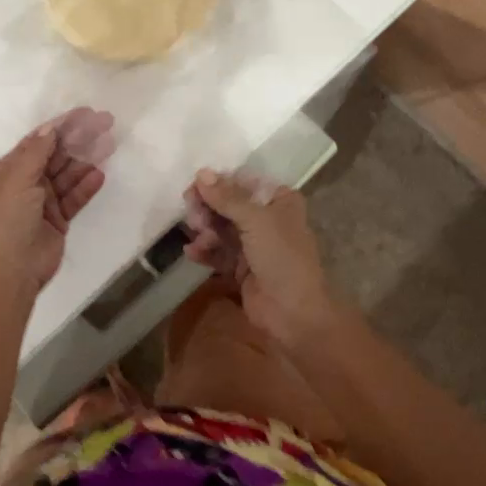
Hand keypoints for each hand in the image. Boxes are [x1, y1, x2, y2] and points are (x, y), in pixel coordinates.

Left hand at [0, 108, 114, 294]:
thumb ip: (36, 152)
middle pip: (57, 154)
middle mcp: (28, 181)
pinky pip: (75, 197)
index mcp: (12, 168)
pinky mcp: (58, 218)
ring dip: (86, 160)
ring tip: (109, 146)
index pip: (40, 140)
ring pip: (68, 174)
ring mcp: (44, 201)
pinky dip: (86, 186)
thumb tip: (50, 127)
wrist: (13, 267)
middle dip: (79, 139)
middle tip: (106, 124)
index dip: (62, 125)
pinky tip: (100, 175)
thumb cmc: (10, 218)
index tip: (86, 113)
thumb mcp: (18, 179)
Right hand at [182, 169, 332, 345]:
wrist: (294, 312)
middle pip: (228, 205)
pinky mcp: (241, 268)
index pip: (242, 182)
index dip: (218, 183)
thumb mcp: (256, 220)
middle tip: (193, 216)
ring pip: (220, 228)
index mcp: (279, 201)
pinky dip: (205, 250)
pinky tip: (191, 252)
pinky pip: (218, 252)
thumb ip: (226, 197)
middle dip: (208, 209)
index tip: (195, 187)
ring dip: (206, 231)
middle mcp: (267, 219)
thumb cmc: (282, 257)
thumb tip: (201, 173)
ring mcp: (254, 245)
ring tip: (199, 238)